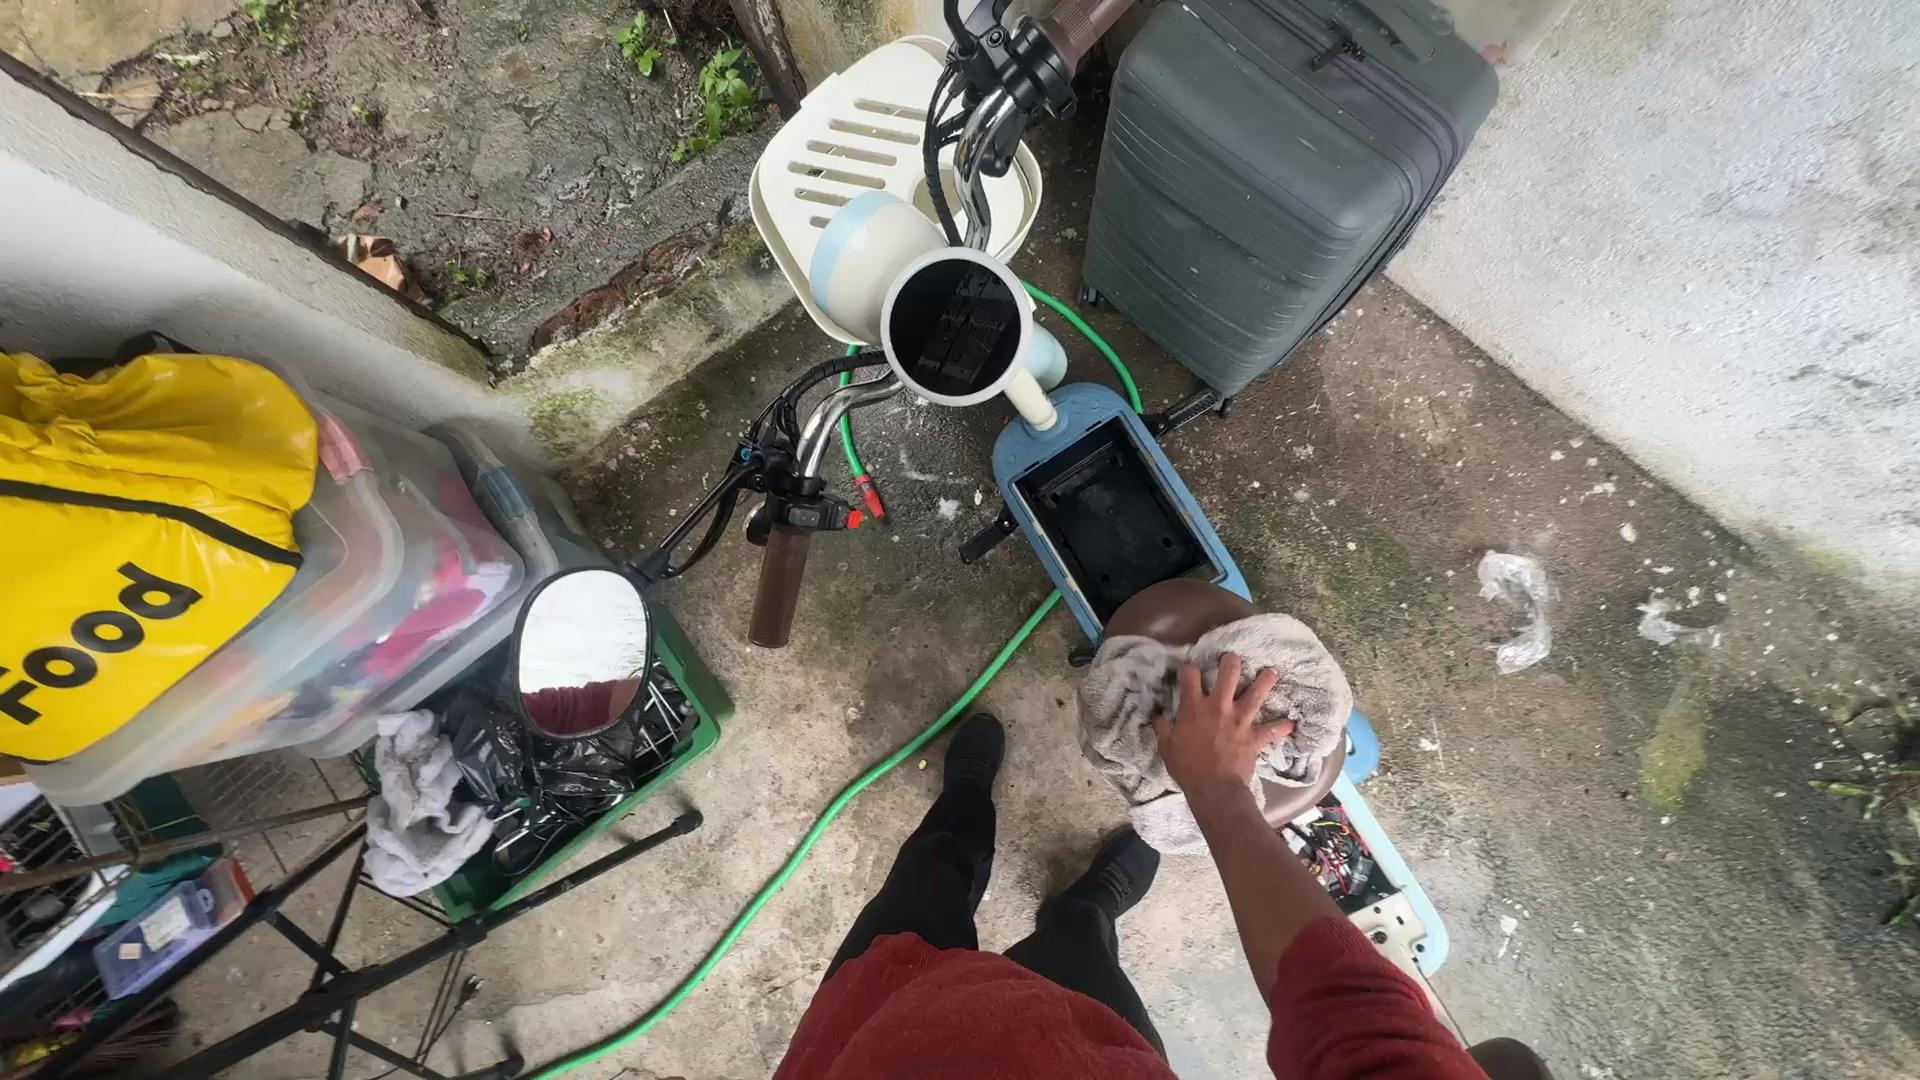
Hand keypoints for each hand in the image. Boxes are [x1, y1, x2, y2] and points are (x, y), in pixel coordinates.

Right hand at [1153, 653, 1290, 803]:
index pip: (1190, 676)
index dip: (1190, 668)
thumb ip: (1163, 728)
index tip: (1190, 669)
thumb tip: (1158, 715)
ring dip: (1265, 682)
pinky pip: (1272, 730)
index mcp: (1193, 707)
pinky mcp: (1254, 737)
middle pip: (1228, 675)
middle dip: (1231, 663)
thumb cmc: (1187, 767)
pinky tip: (1290, 724)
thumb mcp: (1166, 747)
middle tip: (1233, 657)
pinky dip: (1281, 727)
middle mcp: (1218, 707)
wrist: (1214, 788)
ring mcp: (1239, 720)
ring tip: (1272, 671)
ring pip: (1255, 694)